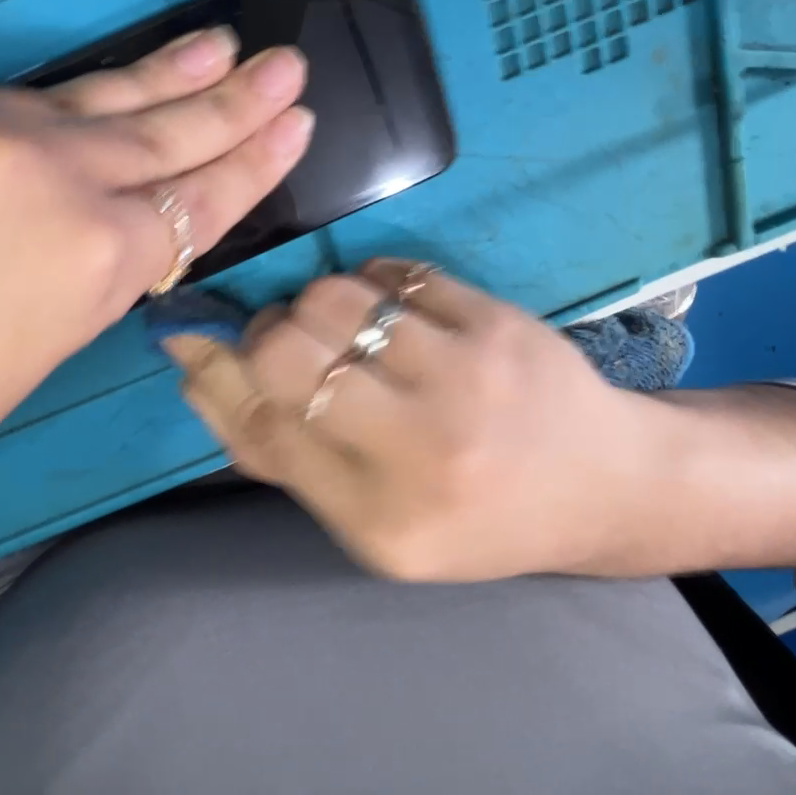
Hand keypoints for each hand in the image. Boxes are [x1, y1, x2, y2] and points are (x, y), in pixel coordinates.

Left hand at [0, 29, 317, 794]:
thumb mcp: (10, 366)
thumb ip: (67, 278)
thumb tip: (82, 226)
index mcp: (83, 262)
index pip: (190, 200)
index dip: (247, 163)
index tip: (291, 123)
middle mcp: (31, 169)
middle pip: (150, 131)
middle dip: (225, 102)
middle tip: (282, 66)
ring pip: (65, 101)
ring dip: (144, 81)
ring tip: (213, 48)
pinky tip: (40, 121)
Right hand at [166, 260, 795, 581]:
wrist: (606, 488)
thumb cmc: (475, 518)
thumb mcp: (373, 523)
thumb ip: (284, 457)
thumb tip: (198, 372)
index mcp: (381, 519)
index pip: (260, 426)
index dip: (212, 372)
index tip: (190, 338)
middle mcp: (420, 451)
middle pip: (283, 351)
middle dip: (263, 333)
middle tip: (284, 339)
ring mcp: (464, 379)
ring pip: (330, 298)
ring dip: (313, 303)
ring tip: (341, 327)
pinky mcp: (495, 322)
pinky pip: (390, 272)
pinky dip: (370, 282)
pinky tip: (391, 312)